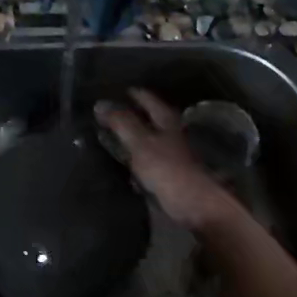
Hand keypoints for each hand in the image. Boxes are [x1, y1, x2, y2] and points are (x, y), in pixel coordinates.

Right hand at [95, 89, 242, 231]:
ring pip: (149, 141)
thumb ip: (121, 123)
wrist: (195, 205)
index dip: (133, 94)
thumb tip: (100, 103)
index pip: (148, 99)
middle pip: (150, 119)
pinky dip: (137, 161)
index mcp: (168, 121)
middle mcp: (173, 134)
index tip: (116, 90)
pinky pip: (149, 163)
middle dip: (131, 115)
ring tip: (110, 137)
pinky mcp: (170, 176)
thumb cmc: (168, 170)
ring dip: (132, 139)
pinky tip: (125, 165)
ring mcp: (173, 156)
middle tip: (107, 113)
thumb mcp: (141, 143)